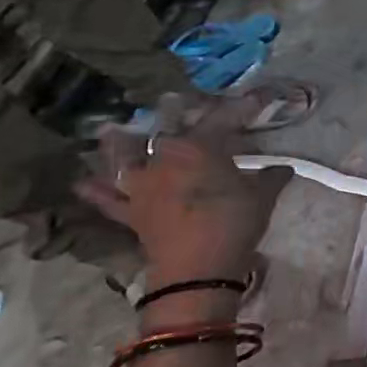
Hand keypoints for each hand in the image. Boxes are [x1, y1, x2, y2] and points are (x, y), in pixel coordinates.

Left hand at [75, 99, 288, 293]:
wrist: (198, 268)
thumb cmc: (234, 223)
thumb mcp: (262, 198)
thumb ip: (271, 179)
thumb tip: (284, 168)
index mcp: (198, 148)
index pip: (223, 119)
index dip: (242, 107)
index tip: (257, 97)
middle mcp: (164, 158)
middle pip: (165, 128)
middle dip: (172, 111)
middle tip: (175, 99)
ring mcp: (142, 184)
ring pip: (123, 156)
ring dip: (119, 144)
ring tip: (114, 131)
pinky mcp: (130, 211)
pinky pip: (108, 199)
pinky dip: (95, 191)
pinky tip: (82, 183)